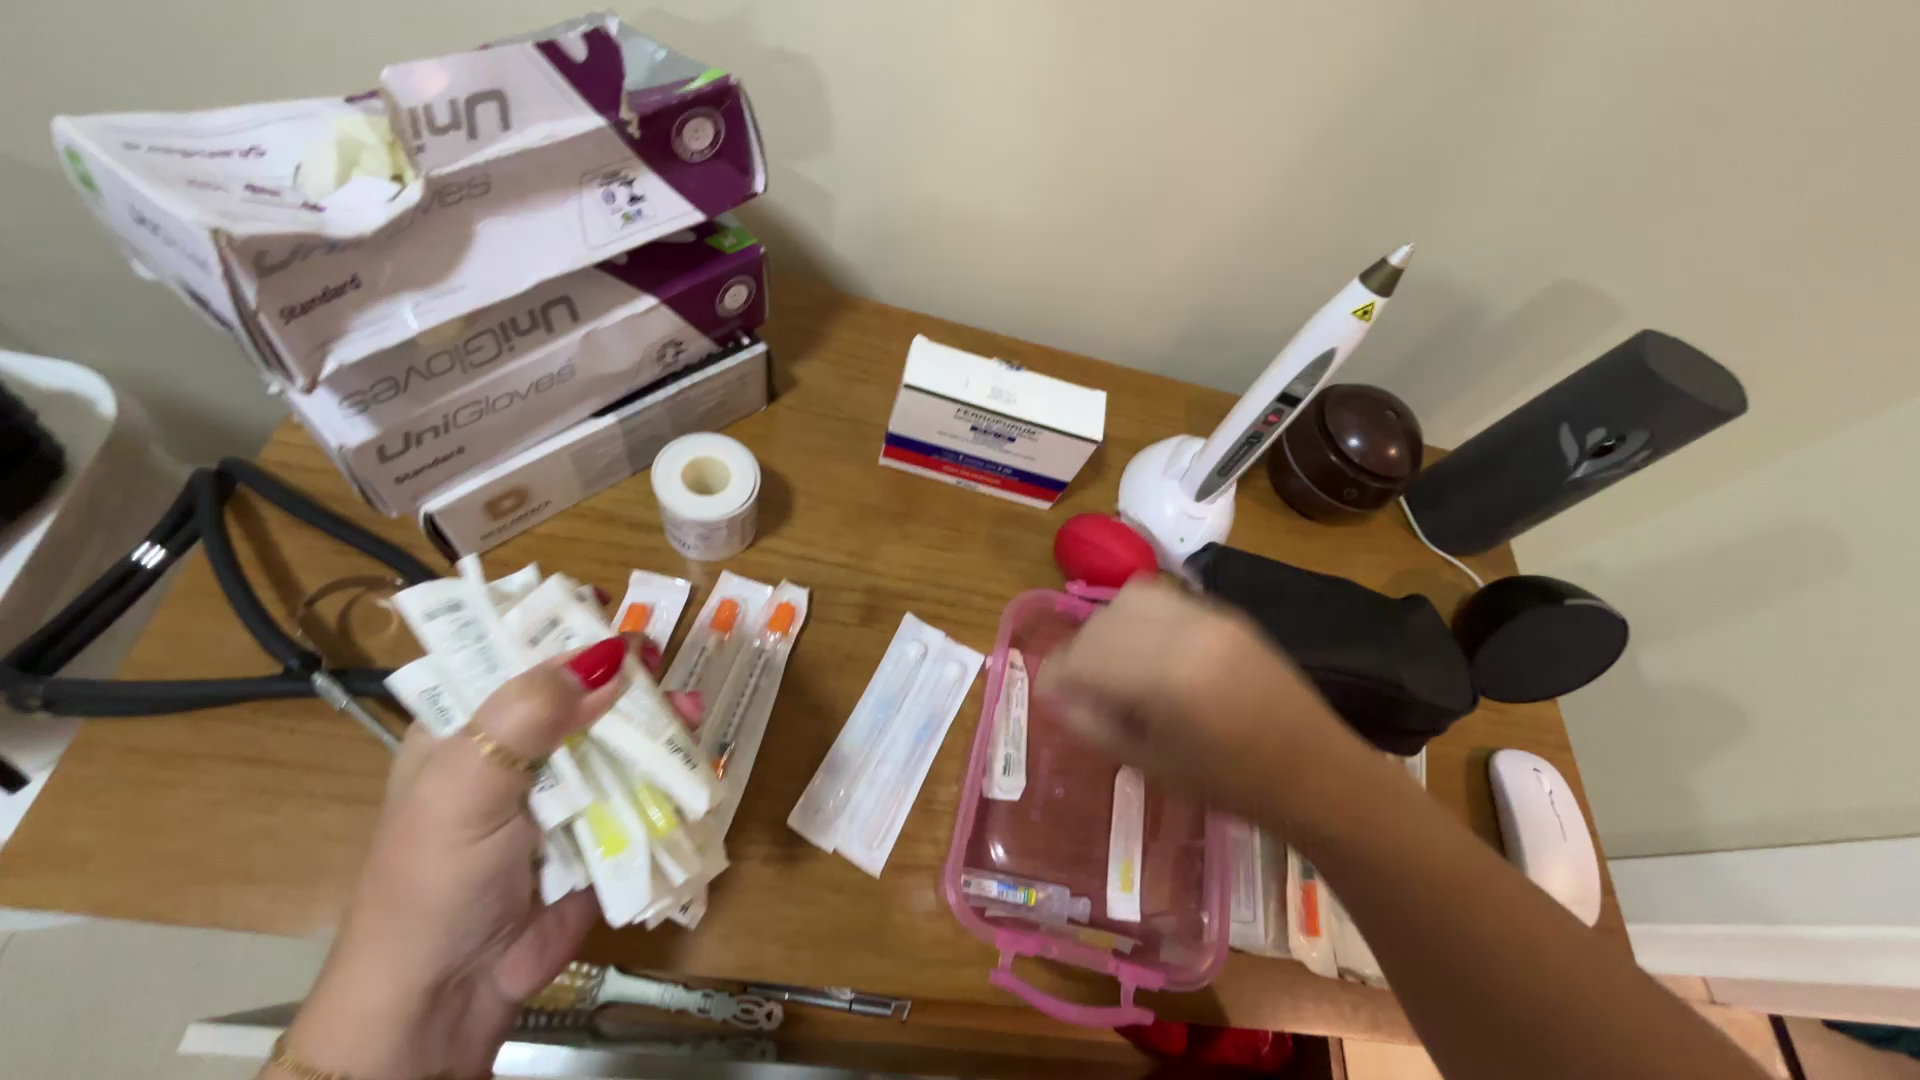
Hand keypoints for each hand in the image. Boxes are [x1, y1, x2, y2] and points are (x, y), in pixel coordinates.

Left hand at [269, 637, 696, 1079]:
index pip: (510, 654)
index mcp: (468, 727)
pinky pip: (638, 785)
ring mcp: (561, 789)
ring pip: (616, 735)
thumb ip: (527, 719)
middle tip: (658, 656)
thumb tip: (607, 657)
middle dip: (621, 672)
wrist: (450, 994)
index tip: (603, 600)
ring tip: (691, 709)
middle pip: (577, 691)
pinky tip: (692, 760)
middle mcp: (517, 749)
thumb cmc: (435, 884)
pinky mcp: (597, 826)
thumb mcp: (464, 791)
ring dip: (655, 718)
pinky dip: (667, 769)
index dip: (555, 624)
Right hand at [1034, 578, 1358, 821]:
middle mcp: (1186, 633)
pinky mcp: (1226, 613)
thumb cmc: (1231, 785)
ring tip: (1113, 664)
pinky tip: (1146, 651)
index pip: (1085, 656)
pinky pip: (1165, 598)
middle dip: (1080, 652)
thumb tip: (1054, 694)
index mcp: (1165, 679)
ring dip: (1108, 627)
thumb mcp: (1150, 765)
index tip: (1049, 696)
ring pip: (1130, 599)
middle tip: (1079, 687)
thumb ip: (1093, 724)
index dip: (1057, 675)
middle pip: (1103, 622)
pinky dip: (1140, 617)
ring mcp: (1210, 617)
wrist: (1315, 772)